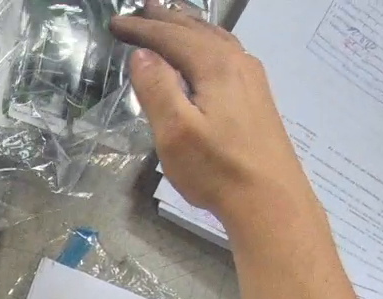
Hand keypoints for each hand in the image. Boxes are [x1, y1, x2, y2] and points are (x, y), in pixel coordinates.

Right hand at [112, 1, 315, 231]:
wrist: (266, 195)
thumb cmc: (216, 168)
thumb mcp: (175, 132)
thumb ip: (158, 90)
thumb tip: (141, 56)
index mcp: (214, 66)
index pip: (172, 37)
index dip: (142, 29)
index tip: (116, 24)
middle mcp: (236, 62)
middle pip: (197, 30)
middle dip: (166, 18)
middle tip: (141, 8)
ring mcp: (249, 78)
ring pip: (215, 39)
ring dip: (188, 27)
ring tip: (170, 19)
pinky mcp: (254, 96)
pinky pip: (225, 53)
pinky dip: (205, 43)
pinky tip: (203, 52)